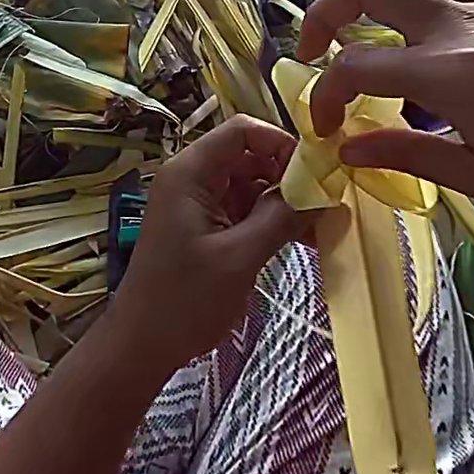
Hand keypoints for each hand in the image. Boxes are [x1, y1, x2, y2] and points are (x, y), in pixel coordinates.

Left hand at [100, 115, 308, 372]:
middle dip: (288, 176)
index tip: (318, 171)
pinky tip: (305, 240)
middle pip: (248, 156)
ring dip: (284, 201)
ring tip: (323, 227)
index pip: (240, 132)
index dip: (280, 143)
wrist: (144, 341)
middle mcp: (192, 177)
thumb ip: (279, 218)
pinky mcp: (206, 224)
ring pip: (250, 183)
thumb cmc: (184, 298)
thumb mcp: (238, 257)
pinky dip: (271, 219)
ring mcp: (198, 201)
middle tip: (329, 204)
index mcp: (190, 171)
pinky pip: (244, 208)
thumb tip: (321, 192)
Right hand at [293, 0, 473, 240]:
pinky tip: (430, 7)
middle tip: (313, 50)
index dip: (324, 96)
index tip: (322, 129)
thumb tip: (348, 148)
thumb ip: (411, 156)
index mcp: (450, 74)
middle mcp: (463, 29)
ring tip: (358, 15)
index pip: (356, 68)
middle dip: (325, 13)